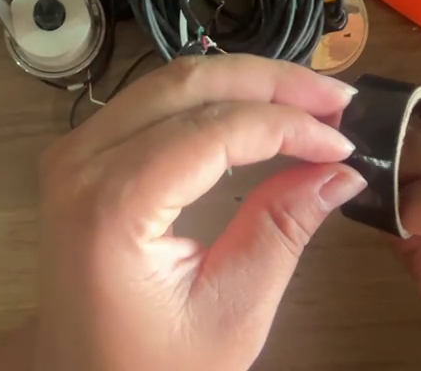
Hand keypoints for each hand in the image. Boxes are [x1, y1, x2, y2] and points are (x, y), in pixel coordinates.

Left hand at [23, 55, 365, 370]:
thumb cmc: (151, 367)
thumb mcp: (230, 315)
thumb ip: (280, 230)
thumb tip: (341, 170)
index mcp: (111, 205)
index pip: (209, 132)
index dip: (284, 124)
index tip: (346, 137)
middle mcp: (81, 156)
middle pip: (185, 85)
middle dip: (267, 81)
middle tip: (337, 97)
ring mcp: (74, 146)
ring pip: (169, 81)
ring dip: (241, 79)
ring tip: (307, 96)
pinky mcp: (80, 146)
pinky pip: (152, 99)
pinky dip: (210, 95)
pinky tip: (256, 104)